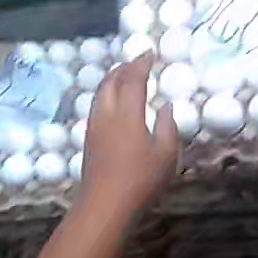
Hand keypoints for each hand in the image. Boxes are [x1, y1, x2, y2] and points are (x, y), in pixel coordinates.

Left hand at [75, 54, 178, 226]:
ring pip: (100, 92)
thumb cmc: (141, 180)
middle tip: (138, 61)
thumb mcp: (166, 154)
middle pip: (112, 80)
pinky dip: (107, 93)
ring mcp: (94, 125)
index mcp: (128, 113)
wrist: (105, 204)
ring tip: (124, 76)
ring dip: (113, 79)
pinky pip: (97, 104)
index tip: (150, 53)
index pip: (133, 79)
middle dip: (124, 67)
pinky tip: (114, 101)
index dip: (142, 63)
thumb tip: (167, 106)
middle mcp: (107, 113)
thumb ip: (168, 126)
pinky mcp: (89, 138)